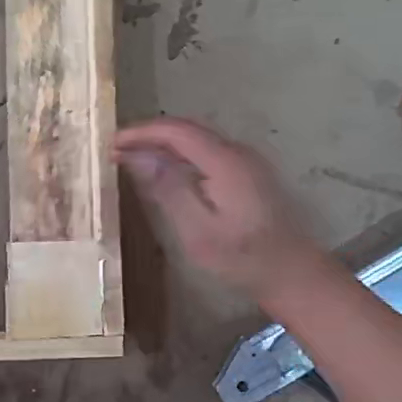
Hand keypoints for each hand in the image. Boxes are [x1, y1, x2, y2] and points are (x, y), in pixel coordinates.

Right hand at [114, 117, 334, 304]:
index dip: (141, 132)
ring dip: (163, 145)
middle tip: (116, 151)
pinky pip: (206, 154)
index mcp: (225, 161)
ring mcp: (245, 162)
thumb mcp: (198, 230)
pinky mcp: (246, 175)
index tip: (111, 143)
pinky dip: (179, 156)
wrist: (290, 271)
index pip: (176, 131)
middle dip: (149, 136)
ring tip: (132, 158)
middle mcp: (237, 152)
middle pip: (187, 130)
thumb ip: (169, 190)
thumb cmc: (242, 257)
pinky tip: (163, 172)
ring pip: (197, 141)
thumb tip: (138, 157)